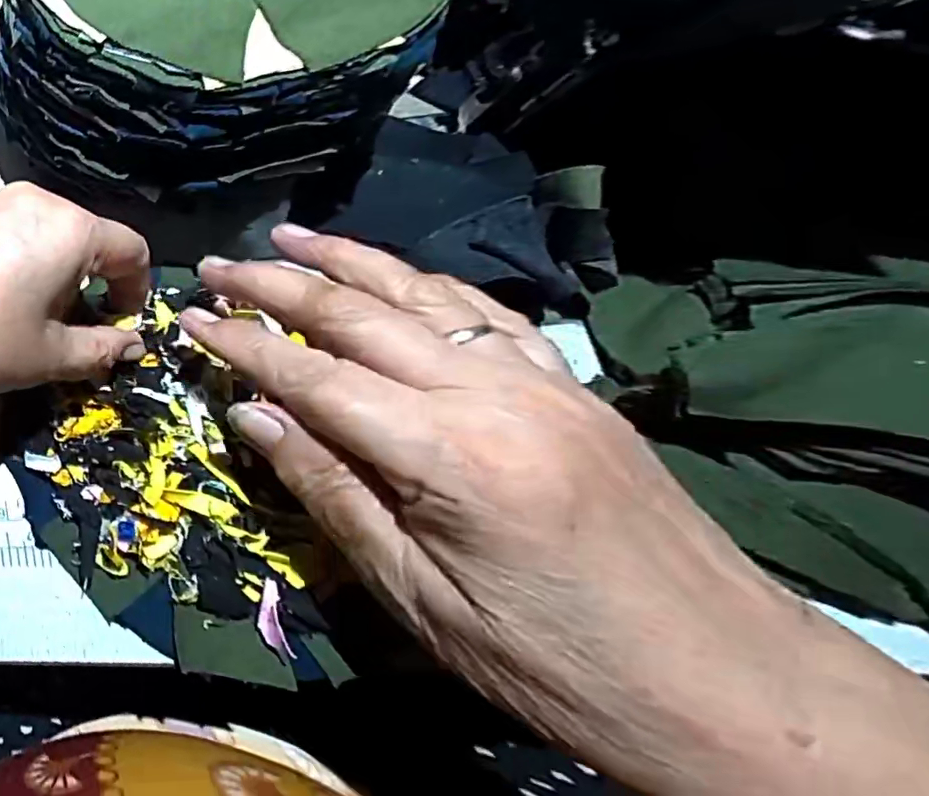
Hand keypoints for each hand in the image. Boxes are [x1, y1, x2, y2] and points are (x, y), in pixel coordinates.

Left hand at [0, 182, 149, 425]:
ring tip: (17, 309)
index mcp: (67, 227)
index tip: (120, 322)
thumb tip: (130, 344)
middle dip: (88, 278)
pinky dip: (5, 254)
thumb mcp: (47, 356)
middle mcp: (28, 199)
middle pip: (82, 234)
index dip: (137, 289)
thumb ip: (102, 348)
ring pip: (37, 227)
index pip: (130, 249)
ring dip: (46, 264)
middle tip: (65, 323)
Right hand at [182, 225, 928, 795]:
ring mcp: (537, 379)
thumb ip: (326, 490)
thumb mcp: (414, 595)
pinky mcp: (568, 383)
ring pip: (419, 292)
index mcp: (448, 454)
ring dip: (345, 259)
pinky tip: (390, 270)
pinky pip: (482, 311)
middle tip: (218, 264)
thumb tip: (250, 415)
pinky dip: (422, 280)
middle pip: (357, 315)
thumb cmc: (551, 660)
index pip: (313, 376)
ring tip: (289, 237)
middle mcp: (490, 393)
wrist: (736, 691)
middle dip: (275, 284)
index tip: (192, 316)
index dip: (243, 343)